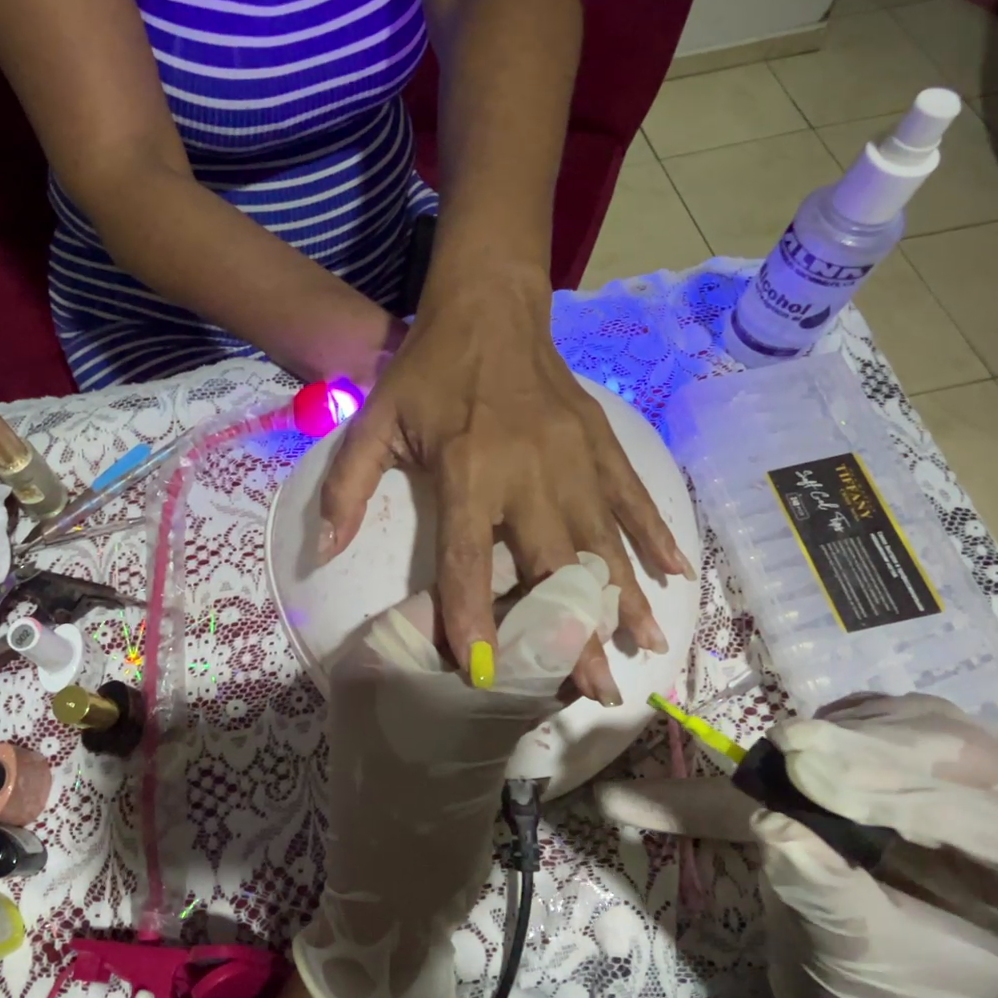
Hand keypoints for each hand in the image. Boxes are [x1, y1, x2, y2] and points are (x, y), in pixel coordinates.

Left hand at [292, 558, 616, 997]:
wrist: (402, 896)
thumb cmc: (421, 801)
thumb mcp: (475, 725)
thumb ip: (527, 666)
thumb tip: (582, 606)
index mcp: (379, 651)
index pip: (447, 595)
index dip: (506, 586)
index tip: (565, 578)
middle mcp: (392, 666)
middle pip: (468, 626)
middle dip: (528, 623)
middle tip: (590, 613)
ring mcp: (414, 701)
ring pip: (483, 662)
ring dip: (534, 658)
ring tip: (592, 648)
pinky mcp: (439, 732)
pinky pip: (484, 696)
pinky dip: (524, 691)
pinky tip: (571, 685)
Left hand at [315, 260, 690, 703]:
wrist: (490, 308)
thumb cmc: (427, 372)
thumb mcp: (374, 421)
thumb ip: (347, 487)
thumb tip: (323, 554)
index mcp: (469, 468)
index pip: (468, 557)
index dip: (474, 616)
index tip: (485, 671)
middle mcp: (529, 471)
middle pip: (552, 563)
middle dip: (573, 630)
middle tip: (594, 689)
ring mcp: (574, 457)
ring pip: (603, 540)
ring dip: (624, 599)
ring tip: (643, 649)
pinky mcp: (601, 442)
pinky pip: (633, 497)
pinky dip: (655, 536)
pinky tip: (675, 576)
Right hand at [600, 694, 997, 997]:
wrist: (856, 992)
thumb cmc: (871, 995)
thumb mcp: (850, 963)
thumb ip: (824, 897)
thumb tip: (776, 828)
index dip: (910, 794)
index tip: (807, 771)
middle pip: (978, 760)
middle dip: (879, 746)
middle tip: (790, 744)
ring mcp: (978, 792)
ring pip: (927, 728)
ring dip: (851, 732)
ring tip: (784, 752)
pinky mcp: (918, 765)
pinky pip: (882, 725)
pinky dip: (832, 730)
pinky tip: (792, 750)